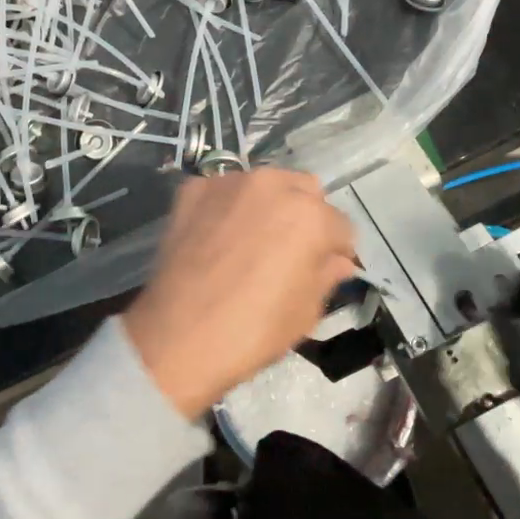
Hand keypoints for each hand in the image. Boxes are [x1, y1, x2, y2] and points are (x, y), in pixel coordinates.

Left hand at [122, 166, 355, 419]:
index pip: (341, 226)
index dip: (336, 250)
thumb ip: (327, 275)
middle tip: (290, 251)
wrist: (179, 336)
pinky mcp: (193, 189)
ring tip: (251, 242)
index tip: (325, 268)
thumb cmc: (253, 330)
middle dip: (306, 215)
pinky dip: (228, 207)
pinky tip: (218, 238)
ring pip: (264, 184)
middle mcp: (272, 185)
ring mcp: (228, 182)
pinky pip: (224, 191)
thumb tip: (338, 260)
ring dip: (267, 205)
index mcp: (310, 215)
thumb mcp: (305, 312)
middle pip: (305, 190)